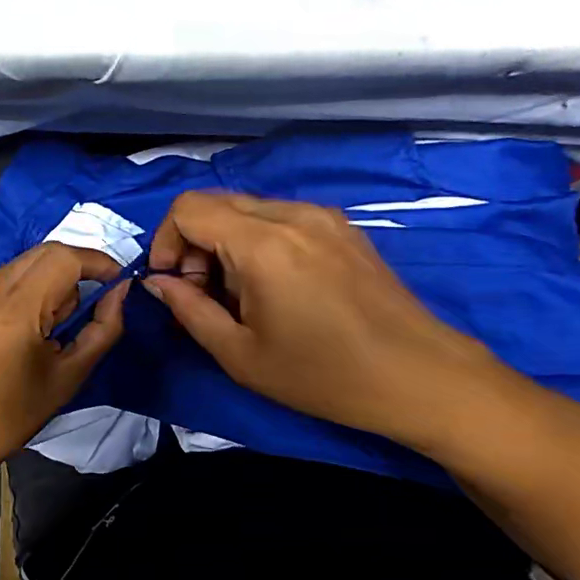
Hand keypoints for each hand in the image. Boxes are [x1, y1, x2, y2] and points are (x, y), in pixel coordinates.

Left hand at [0, 243, 128, 531]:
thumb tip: (121, 286)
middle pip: (42, 254)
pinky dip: (17, 289)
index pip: (62, 259)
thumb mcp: (72, 375)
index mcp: (11, 317)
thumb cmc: (18, 411)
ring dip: (43, 282)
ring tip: (40, 324)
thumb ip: (104, 326)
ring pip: (21, 263)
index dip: (95, 261)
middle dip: (72, 271)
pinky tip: (12, 323)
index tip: (114, 277)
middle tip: (75, 311)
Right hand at [144, 190, 517, 445]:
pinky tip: (278, 283)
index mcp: (262, 243)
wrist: (422, 378)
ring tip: (243, 292)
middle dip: (194, 242)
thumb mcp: (240, 355)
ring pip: (246, 207)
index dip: (166, 240)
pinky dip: (258, 239)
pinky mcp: (342, 225)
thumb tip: (157, 281)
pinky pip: (279, 216)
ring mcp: (321, 215)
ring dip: (225, 240)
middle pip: (214, 202)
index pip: (187, 208)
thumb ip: (188, 309)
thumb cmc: (325, 375)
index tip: (175, 282)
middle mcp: (291, 214)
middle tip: (206, 292)